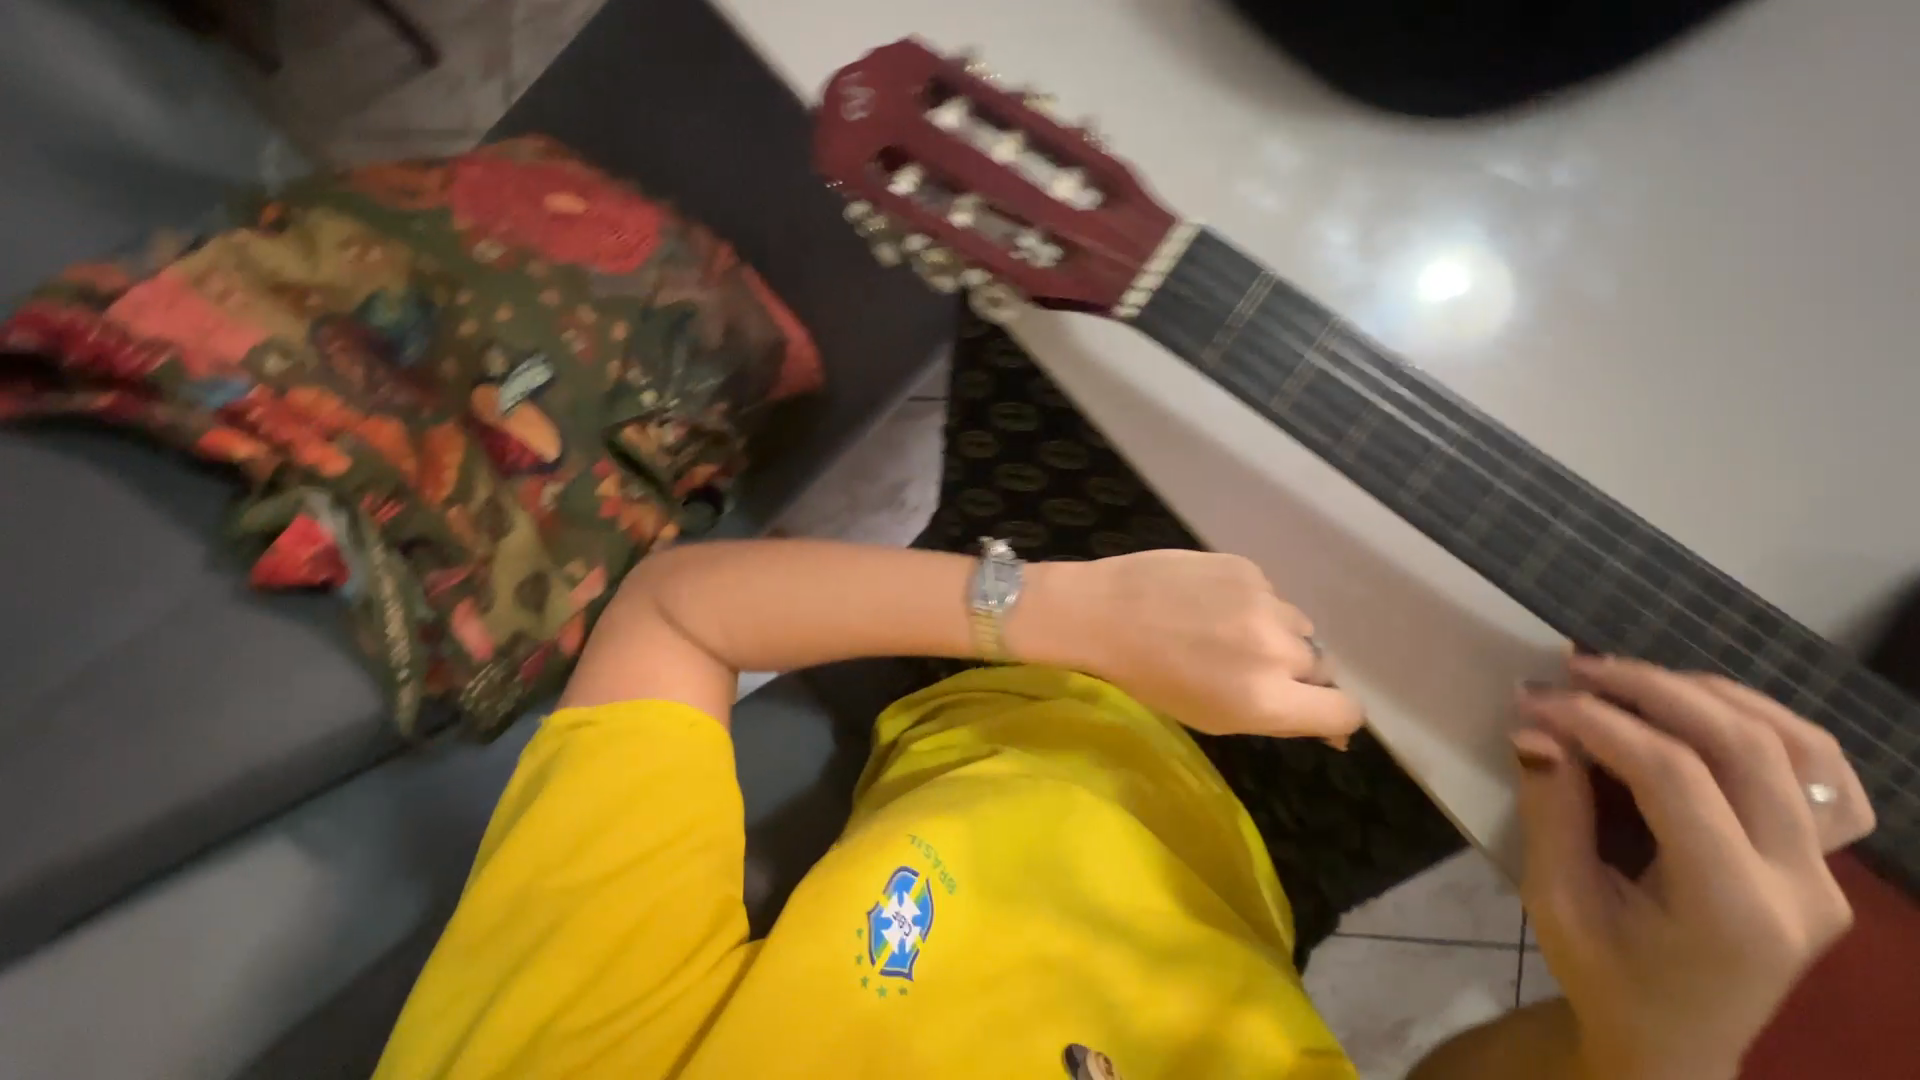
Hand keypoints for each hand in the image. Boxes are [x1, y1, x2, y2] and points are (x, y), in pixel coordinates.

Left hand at [1026, 550, 1362, 740]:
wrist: (1101, 612)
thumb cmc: (1148, 678)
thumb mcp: (1213, 717)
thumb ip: (1277, 717)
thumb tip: (1332, 725)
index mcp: (1267, 699)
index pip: (1346, 710)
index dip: (1333, 714)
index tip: (1314, 710)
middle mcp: (1277, 650)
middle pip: (1322, 666)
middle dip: (1296, 673)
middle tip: (1248, 668)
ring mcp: (1264, 602)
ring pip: (1299, 625)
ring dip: (1277, 634)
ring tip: (1225, 632)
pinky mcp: (1248, 567)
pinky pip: (1269, 594)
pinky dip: (1251, 603)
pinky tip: (1209, 603)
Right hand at [1512, 655, 1866, 1079]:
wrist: (1671, 1039)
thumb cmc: (1602, 976)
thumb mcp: (1555, 901)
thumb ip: (1551, 812)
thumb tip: (1534, 730)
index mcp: (1730, 906)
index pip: (1673, 776)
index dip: (1598, 723)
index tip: (1534, 700)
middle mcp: (1800, 884)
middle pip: (1744, 746)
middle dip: (1650, 690)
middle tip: (1575, 669)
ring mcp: (1826, 871)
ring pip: (1795, 745)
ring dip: (1708, 694)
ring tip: (1631, 677)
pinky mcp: (1823, 860)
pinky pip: (1819, 771)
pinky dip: (1761, 721)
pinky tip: (1702, 708)